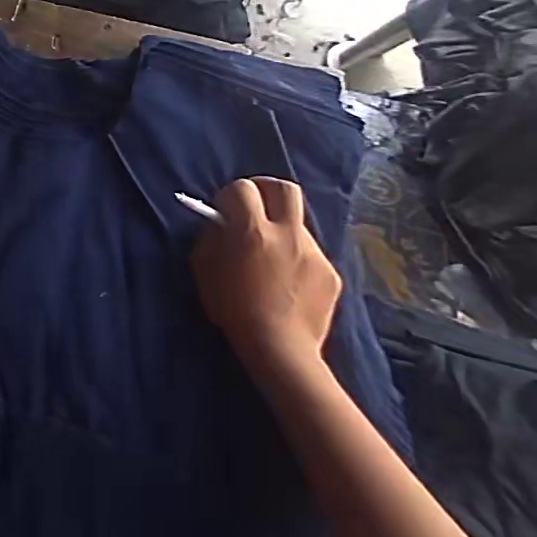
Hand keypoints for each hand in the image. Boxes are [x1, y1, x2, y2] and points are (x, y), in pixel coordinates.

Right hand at [191, 177, 341, 380]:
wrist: (279, 349)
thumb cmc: (231, 307)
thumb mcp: (205, 267)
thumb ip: (213, 237)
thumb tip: (222, 223)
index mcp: (252, 230)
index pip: (243, 188)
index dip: (231, 194)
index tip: (225, 209)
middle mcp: (288, 234)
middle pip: (285, 189)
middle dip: (266, 189)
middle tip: (254, 204)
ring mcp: (314, 253)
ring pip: (297, 226)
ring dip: (281, 232)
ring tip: (270, 261)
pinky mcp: (331, 274)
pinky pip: (309, 254)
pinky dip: (296, 259)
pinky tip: (287, 283)